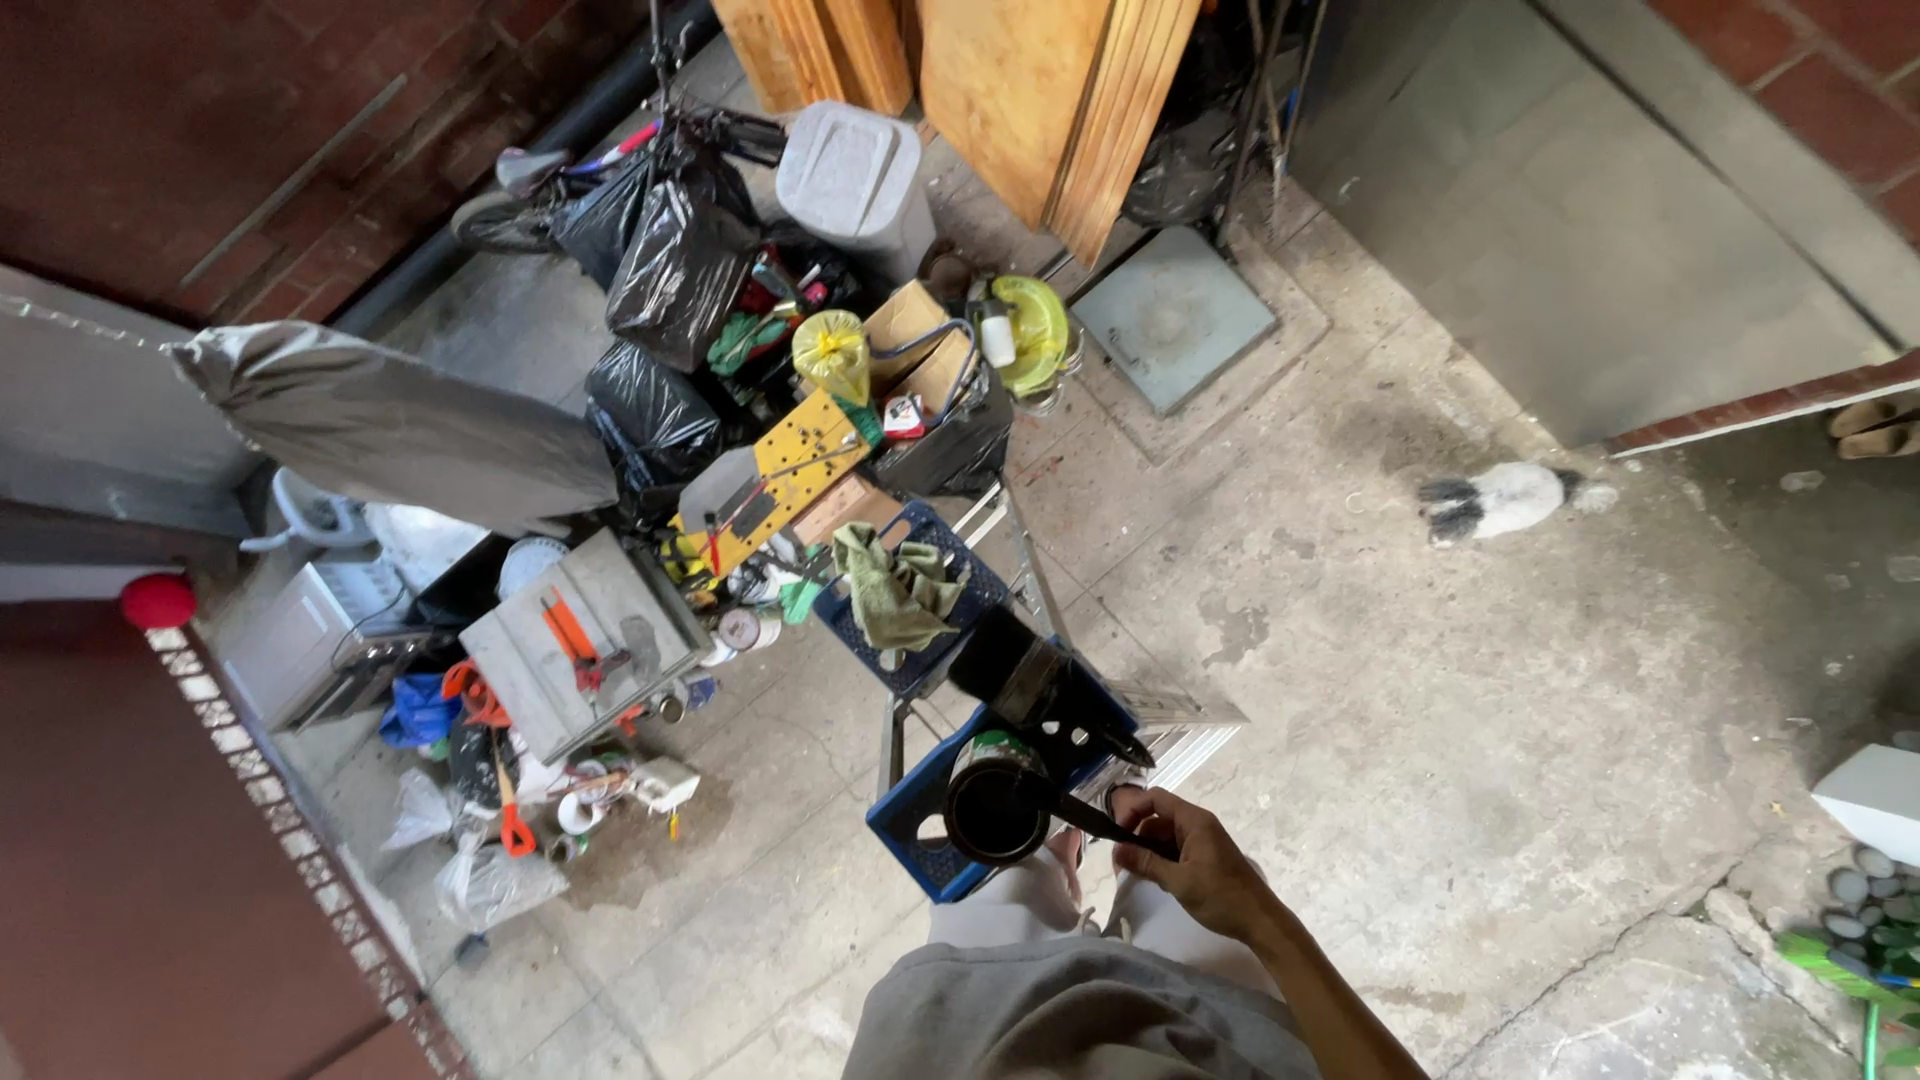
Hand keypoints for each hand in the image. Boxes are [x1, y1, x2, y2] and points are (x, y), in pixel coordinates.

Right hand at [1110, 785, 1281, 943]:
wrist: (1262, 923)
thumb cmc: (1221, 897)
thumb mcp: (1179, 881)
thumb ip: (1146, 863)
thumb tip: (1115, 851)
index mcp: (1194, 821)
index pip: (1155, 798)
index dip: (1133, 811)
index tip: (1119, 835)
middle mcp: (1198, 824)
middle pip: (1158, 819)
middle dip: (1138, 838)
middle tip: (1123, 864)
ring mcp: (1203, 841)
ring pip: (1165, 837)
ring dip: (1149, 852)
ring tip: (1136, 874)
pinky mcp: (1205, 857)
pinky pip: (1176, 850)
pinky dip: (1162, 860)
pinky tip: (1156, 879)